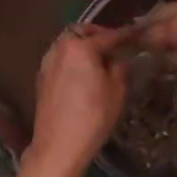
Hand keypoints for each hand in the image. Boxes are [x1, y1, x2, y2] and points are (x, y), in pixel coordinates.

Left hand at [30, 24, 128, 167]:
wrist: (58, 144)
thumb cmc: (93, 116)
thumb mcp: (116, 90)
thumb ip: (119, 67)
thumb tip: (117, 58)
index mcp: (80, 47)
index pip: (107, 36)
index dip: (124, 36)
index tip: (136, 36)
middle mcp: (59, 49)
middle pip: (80, 32)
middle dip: (97, 34)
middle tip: (113, 46)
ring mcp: (46, 63)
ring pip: (65, 44)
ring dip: (81, 45)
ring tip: (98, 60)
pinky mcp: (41, 78)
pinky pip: (58, 58)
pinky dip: (70, 58)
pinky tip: (81, 73)